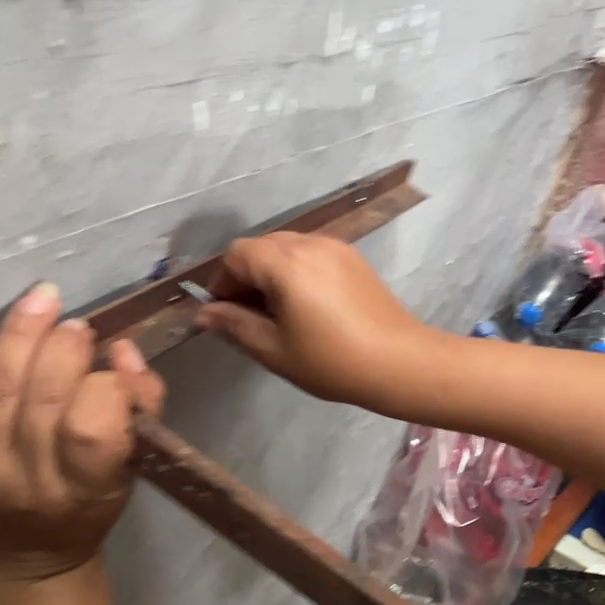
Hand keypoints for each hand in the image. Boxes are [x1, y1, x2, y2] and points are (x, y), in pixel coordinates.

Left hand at [0, 283, 166, 587]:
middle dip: (64, 349)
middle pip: (45, 399)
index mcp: (87, 486)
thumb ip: (139, 411)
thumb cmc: (88, 512)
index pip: (96, 425)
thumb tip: (123, 351)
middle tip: (75, 324)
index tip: (114, 368)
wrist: (20, 567)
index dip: (109, 386)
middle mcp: (30, 480)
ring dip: (18, 337)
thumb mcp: (131, 472)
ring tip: (39, 301)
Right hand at [196, 233, 440, 406]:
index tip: (225, 314)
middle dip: (246, 276)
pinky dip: (298, 271)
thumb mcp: (274, 350)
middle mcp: (311, 243)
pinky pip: (313, 254)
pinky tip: (308, 307)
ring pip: (288, 248)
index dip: (222, 282)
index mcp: (286, 262)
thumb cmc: (332, 360)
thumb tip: (204, 313)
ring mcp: (337, 248)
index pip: (236, 255)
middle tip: (250, 317)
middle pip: (262, 246)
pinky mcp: (355, 259)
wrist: (400, 362)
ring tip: (279, 314)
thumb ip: (235, 325)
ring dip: (272, 273)